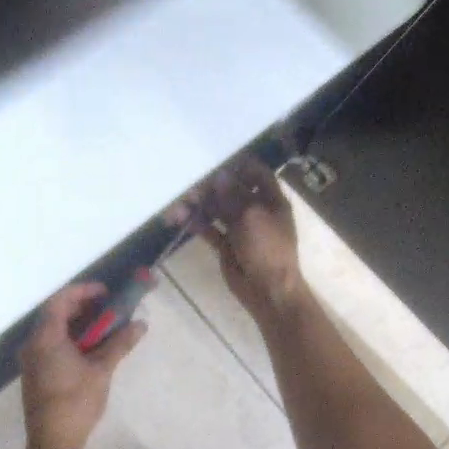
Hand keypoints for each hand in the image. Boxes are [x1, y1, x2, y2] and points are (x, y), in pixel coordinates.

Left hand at [19, 283, 146, 448]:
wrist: (53, 442)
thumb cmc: (76, 402)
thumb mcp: (102, 371)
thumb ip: (119, 343)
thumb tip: (140, 324)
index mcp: (45, 338)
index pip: (60, 301)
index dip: (83, 291)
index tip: (106, 292)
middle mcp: (33, 344)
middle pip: (55, 313)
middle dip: (82, 306)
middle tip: (108, 306)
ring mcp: (32, 359)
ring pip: (53, 330)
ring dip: (78, 323)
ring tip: (104, 324)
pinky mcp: (36, 372)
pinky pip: (51, 344)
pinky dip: (70, 338)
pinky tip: (90, 346)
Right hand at [177, 157, 307, 321]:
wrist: (269, 291)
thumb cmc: (267, 249)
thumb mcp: (252, 216)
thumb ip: (234, 195)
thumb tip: (219, 175)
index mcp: (271, 199)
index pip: (254, 173)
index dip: (236, 164)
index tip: (212, 158)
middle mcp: (256, 209)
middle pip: (230, 190)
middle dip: (208, 186)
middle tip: (186, 184)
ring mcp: (240, 227)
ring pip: (217, 209)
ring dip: (198, 205)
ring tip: (177, 204)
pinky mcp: (227, 244)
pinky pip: (210, 229)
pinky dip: (196, 223)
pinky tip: (179, 218)